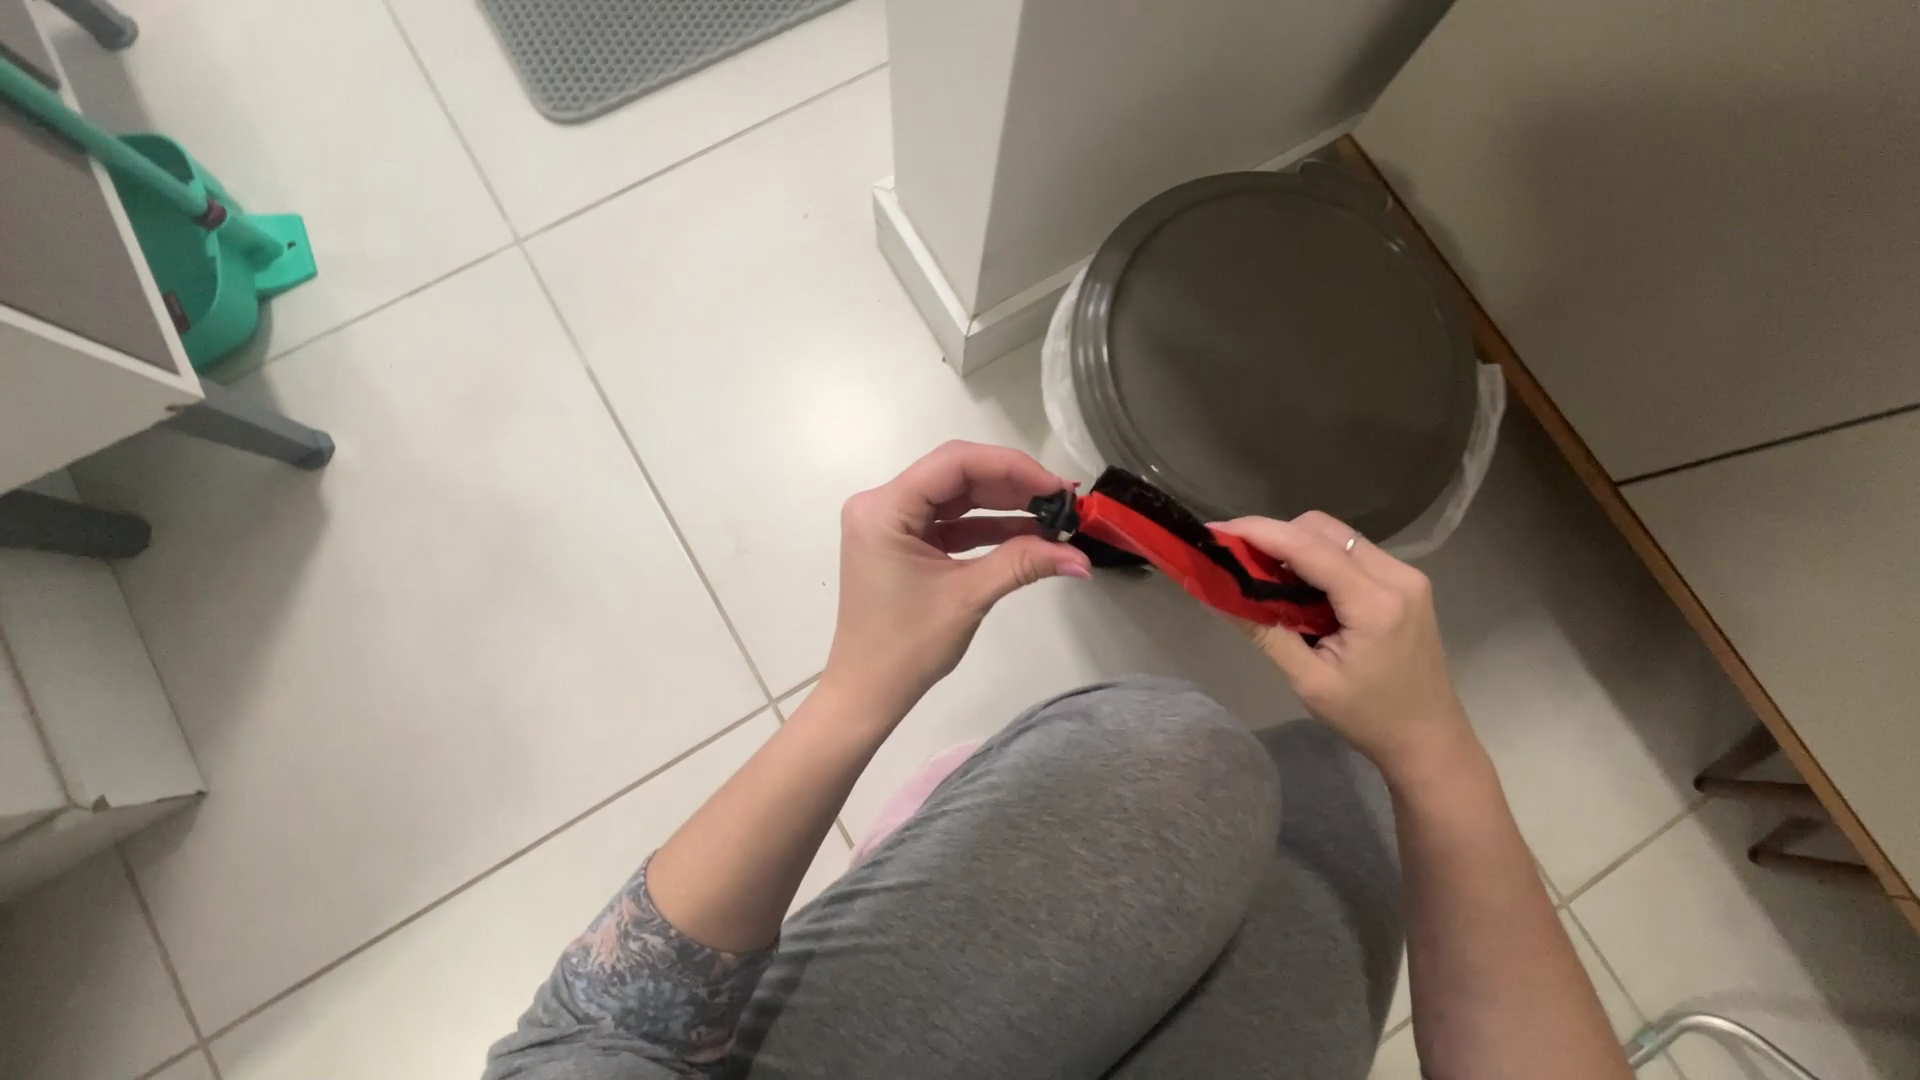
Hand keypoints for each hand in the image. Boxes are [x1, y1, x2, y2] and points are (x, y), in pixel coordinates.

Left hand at [819, 441, 1091, 725]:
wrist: (868, 691)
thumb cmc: (907, 647)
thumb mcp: (968, 598)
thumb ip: (1023, 564)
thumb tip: (1082, 558)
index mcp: (884, 509)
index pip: (954, 463)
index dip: (1011, 467)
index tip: (1056, 487)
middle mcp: (882, 504)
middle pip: (956, 475)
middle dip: (1013, 485)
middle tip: (1064, 501)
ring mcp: (891, 523)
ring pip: (957, 497)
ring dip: (1005, 505)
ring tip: (1055, 516)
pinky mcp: (904, 542)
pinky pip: (951, 523)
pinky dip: (988, 527)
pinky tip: (1031, 534)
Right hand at [1211, 512, 1477, 782]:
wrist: (1429, 740)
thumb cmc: (1368, 718)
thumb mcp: (1309, 680)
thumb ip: (1264, 631)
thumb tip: (1215, 595)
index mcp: (1375, 603)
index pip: (1307, 547)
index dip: (1258, 532)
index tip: (1216, 531)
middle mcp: (1396, 576)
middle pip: (1322, 529)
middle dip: (1274, 534)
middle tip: (1234, 556)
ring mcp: (1405, 576)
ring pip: (1336, 535)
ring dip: (1294, 543)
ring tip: (1258, 569)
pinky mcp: (1404, 583)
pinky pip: (1350, 552)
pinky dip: (1316, 556)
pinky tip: (1294, 582)